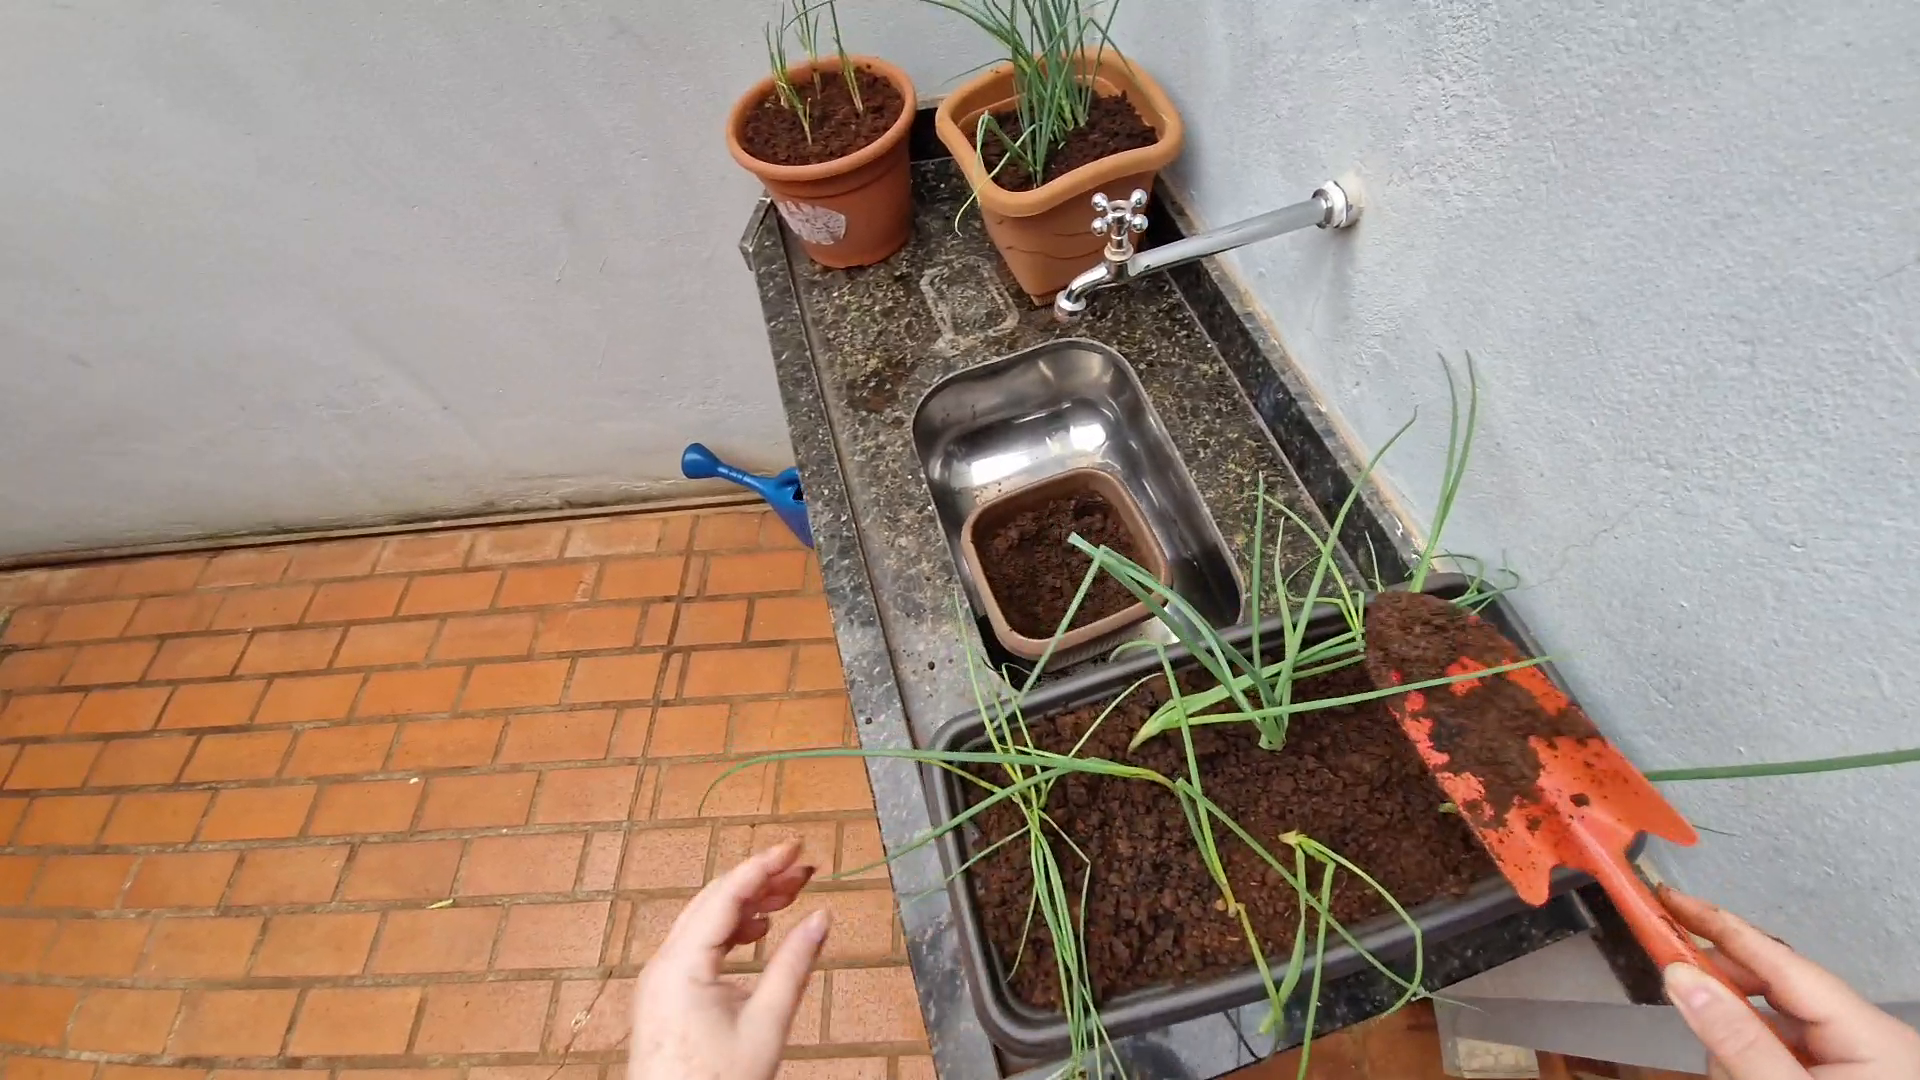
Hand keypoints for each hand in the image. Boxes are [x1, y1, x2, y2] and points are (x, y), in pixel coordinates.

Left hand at [629, 839, 830, 1079]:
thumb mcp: (767, 1024)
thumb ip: (795, 963)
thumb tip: (824, 915)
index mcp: (681, 963)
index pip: (727, 894)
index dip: (764, 864)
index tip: (798, 847)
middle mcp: (664, 962)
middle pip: (715, 900)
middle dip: (761, 880)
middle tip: (805, 871)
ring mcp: (661, 979)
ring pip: (707, 919)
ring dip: (749, 903)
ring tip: (791, 896)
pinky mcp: (666, 994)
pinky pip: (700, 943)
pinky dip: (733, 929)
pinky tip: (761, 931)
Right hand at [1658, 887, 1919, 1077]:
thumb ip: (1736, 1039)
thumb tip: (1676, 972)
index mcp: (1873, 1037)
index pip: (1778, 959)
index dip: (1717, 923)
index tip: (1662, 895)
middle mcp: (1873, 1040)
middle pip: (1772, 989)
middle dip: (1721, 998)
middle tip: (1677, 1000)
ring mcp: (1864, 1063)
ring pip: (1772, 1024)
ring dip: (1735, 1042)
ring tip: (1729, 1075)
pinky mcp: (1849, 1079)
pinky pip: (1784, 1051)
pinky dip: (1753, 1061)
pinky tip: (1743, 1076)